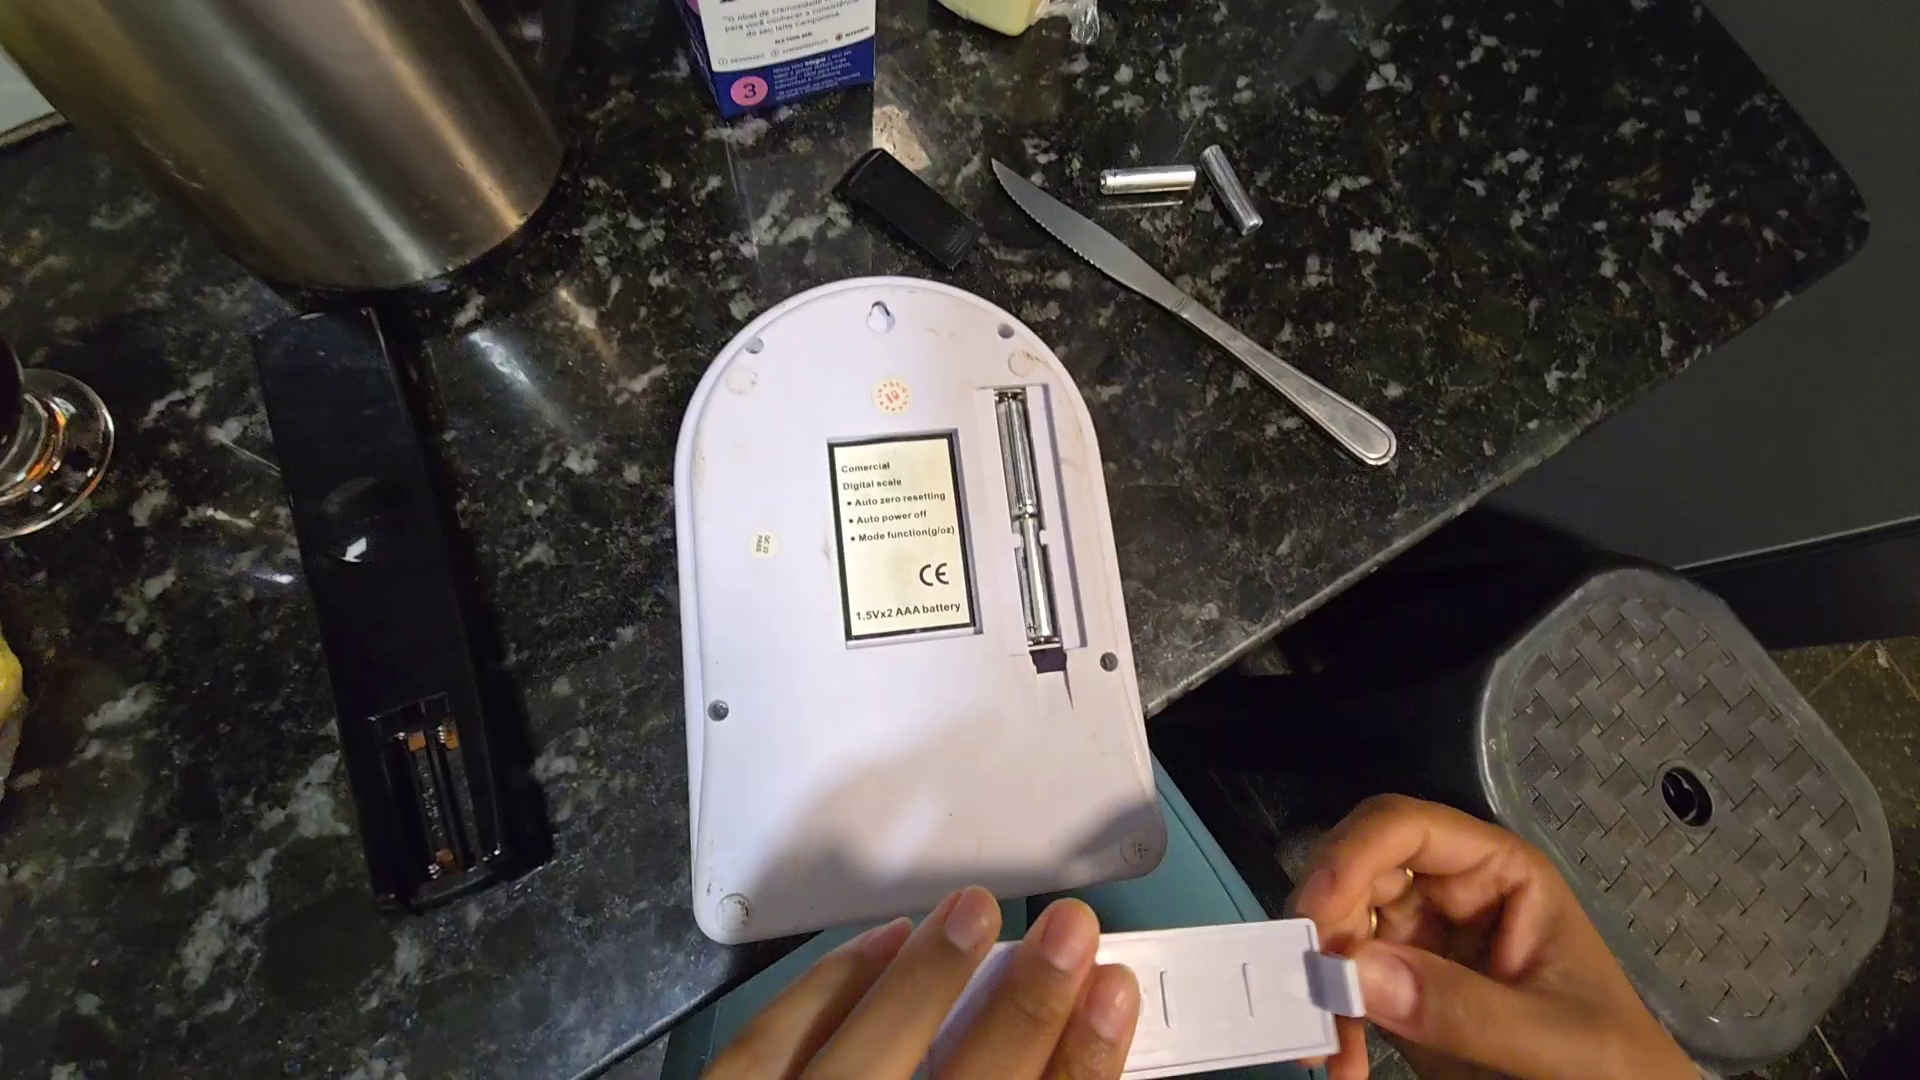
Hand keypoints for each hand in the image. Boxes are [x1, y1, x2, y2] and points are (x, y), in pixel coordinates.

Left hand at [704, 886, 1140, 1079]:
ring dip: (921, 978)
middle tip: (1069, 927)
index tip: (1114, 993)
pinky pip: (769, 1043)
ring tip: (975, 909)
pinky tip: (881, 939)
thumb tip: (1064, 1069)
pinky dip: (829, 983)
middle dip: (1022, 1008)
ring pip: (858, 1055)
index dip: (1081, 1067)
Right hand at [1291, 796, 1697, 1079]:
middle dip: (1327, 927)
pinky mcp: (1392, 980)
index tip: (1315, 910)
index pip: (1404, 828)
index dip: (1350, 853)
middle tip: (1312, 984)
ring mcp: (1412, 933)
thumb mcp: (1565, 1046)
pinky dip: (1328, 1014)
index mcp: (1493, 871)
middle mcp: (1441, 888)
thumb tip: (1354, 971)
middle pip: (1354, 872)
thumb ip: (1467, 1010)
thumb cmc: (1622, 1073)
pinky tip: (1337, 1059)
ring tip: (1323, 1044)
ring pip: (1335, 924)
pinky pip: (1339, 978)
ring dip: (1320, 977)